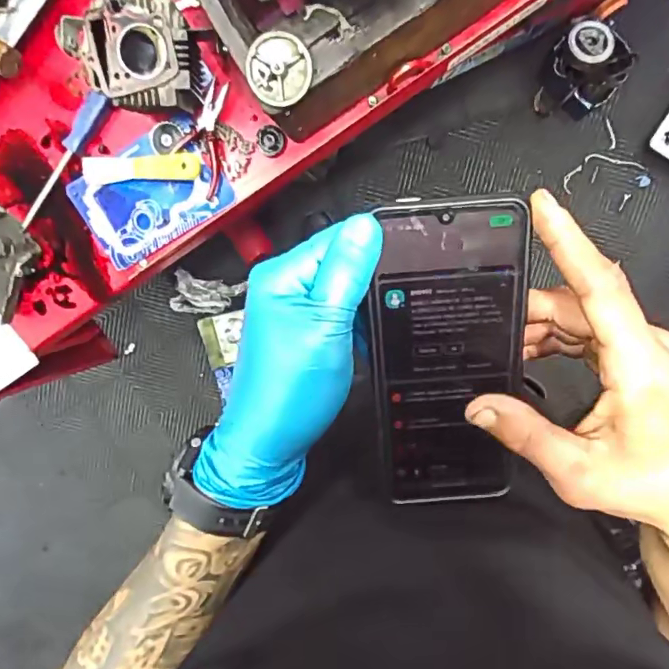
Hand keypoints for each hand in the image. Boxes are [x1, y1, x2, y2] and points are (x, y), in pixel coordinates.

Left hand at [193, 214, 381, 508]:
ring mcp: (294, 307)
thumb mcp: (326, 326)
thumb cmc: (288, 393)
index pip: (338, 235)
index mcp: (282, 274)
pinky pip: (339, 309)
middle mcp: (284, 285)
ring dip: (364, 304)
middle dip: (370, 280)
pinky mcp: (304, 327)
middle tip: (378, 309)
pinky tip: (357, 340)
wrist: (271, 441)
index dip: (373, 249)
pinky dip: (355, 322)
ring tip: (362, 331)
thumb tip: (365, 227)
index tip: (397, 267)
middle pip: (342, 258)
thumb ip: (347, 272)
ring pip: (345, 286)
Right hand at [466, 191, 668, 546]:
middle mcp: (645, 345)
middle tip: (494, 318)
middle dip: (531, 304)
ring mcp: (643, 347)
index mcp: (638, 363)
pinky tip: (536, 351)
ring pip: (582, 312)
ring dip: (543, 323)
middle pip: (578, 299)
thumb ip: (523, 433)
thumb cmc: (652, 484)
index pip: (599, 284)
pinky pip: (591, 327)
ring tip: (512, 346)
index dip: (568, 241)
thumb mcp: (577, 468)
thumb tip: (482, 406)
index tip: (544, 207)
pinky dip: (558, 334)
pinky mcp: (637, 355)